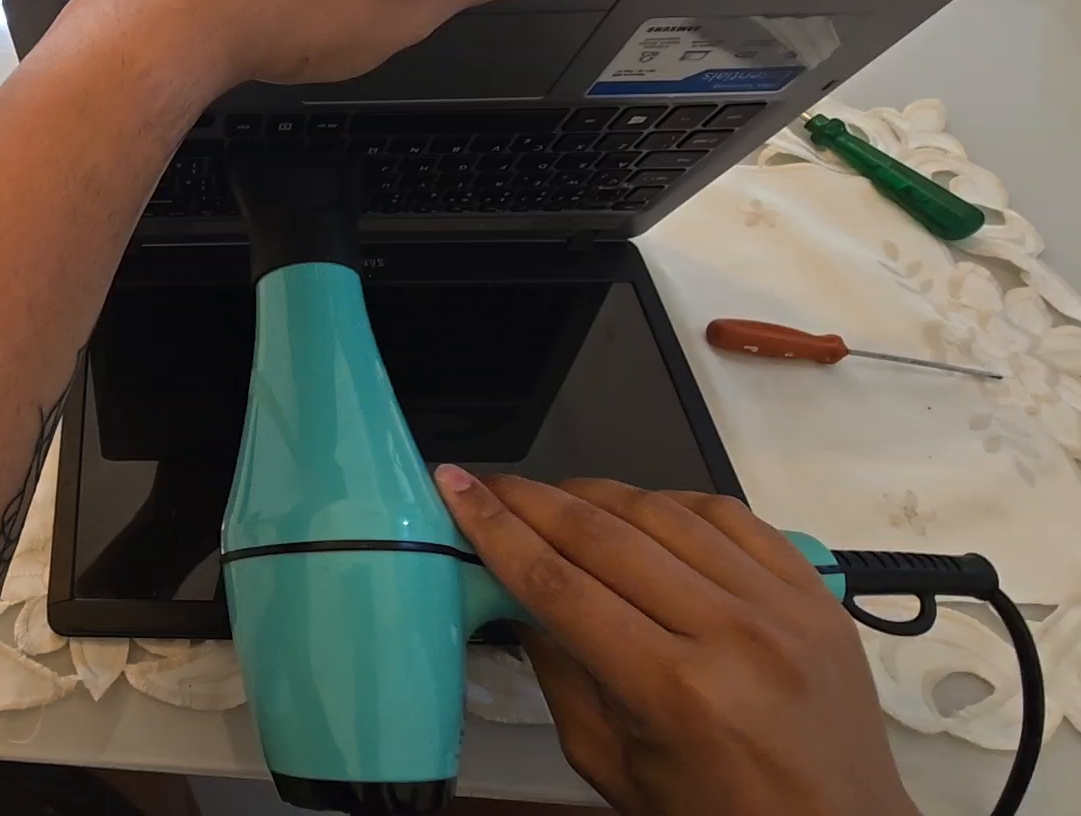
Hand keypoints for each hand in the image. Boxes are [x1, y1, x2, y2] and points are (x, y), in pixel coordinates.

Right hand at [434, 469, 919, 815]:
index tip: (451, 483)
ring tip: (549, 498)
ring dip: (585, 492)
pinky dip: (662, 498)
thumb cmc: (708, 814)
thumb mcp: (604, 758)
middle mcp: (732, 635)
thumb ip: (554, 665)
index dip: (492, 525)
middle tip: (484, 482)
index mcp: (674, 689)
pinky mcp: (812, 592)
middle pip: (598, 532)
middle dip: (525, 497)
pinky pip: (721, 511)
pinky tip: (632, 510)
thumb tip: (513, 586)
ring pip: (654, 508)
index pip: (555, 579)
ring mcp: (782, 606)